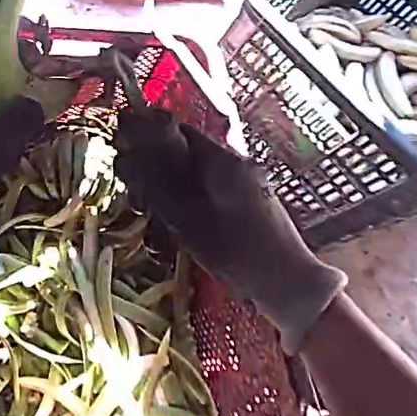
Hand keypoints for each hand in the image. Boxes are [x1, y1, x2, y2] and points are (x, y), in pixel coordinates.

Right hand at [115, 107, 344, 353]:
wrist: (290, 285)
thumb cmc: (239, 253)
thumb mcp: (189, 224)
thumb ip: (158, 190)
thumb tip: (130, 162)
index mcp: (223, 162)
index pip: (180, 130)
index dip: (150, 133)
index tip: (126, 145)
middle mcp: (238, 163)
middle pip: (190, 148)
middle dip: (159, 157)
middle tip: (134, 177)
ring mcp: (248, 181)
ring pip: (200, 167)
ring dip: (174, 175)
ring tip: (150, 197)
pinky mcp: (252, 200)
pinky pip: (214, 184)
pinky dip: (192, 190)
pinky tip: (178, 212)